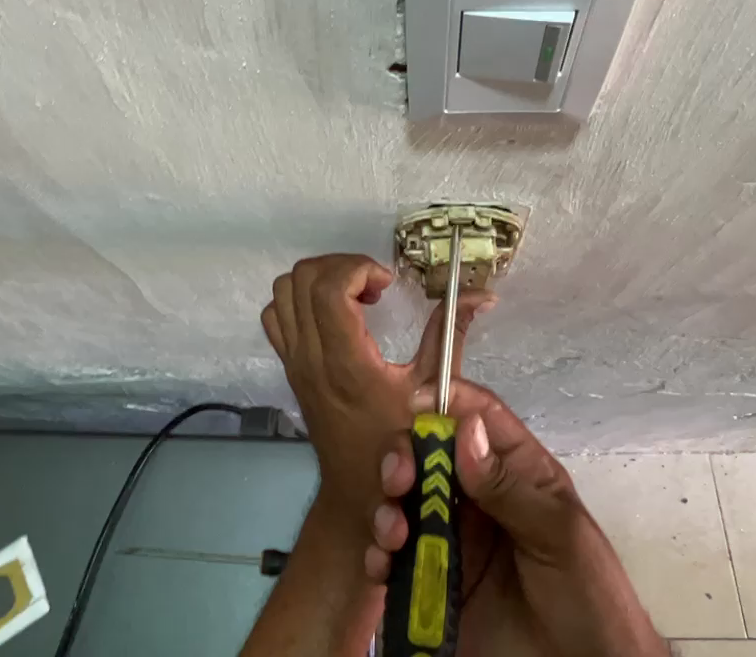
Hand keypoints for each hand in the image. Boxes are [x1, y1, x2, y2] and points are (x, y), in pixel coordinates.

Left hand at [261, 254, 494, 518]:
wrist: (356, 488)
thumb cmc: (400, 442)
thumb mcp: (433, 386)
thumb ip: (451, 333)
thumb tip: (479, 294)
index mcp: (346, 361)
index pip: (329, 289)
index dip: (357, 269)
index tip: (386, 283)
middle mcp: (311, 356)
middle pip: (303, 279)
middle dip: (341, 266)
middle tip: (373, 285)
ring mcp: (294, 360)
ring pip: (285, 290)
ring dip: (320, 279)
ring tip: (355, 296)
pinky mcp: (287, 364)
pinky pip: (277, 313)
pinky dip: (300, 299)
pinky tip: (333, 313)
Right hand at [365, 380, 668, 656]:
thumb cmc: (588, 599)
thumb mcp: (561, 536)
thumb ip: (511, 487)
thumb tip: (465, 431)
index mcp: (515, 472)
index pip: (478, 418)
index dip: (446, 401)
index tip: (414, 403)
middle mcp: (478, 497)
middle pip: (427, 453)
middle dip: (403, 455)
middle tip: (396, 479)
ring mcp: (452, 539)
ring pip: (403, 500)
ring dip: (387, 506)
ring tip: (393, 533)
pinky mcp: (431, 582)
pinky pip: (393, 556)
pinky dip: (378, 553)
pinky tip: (382, 564)